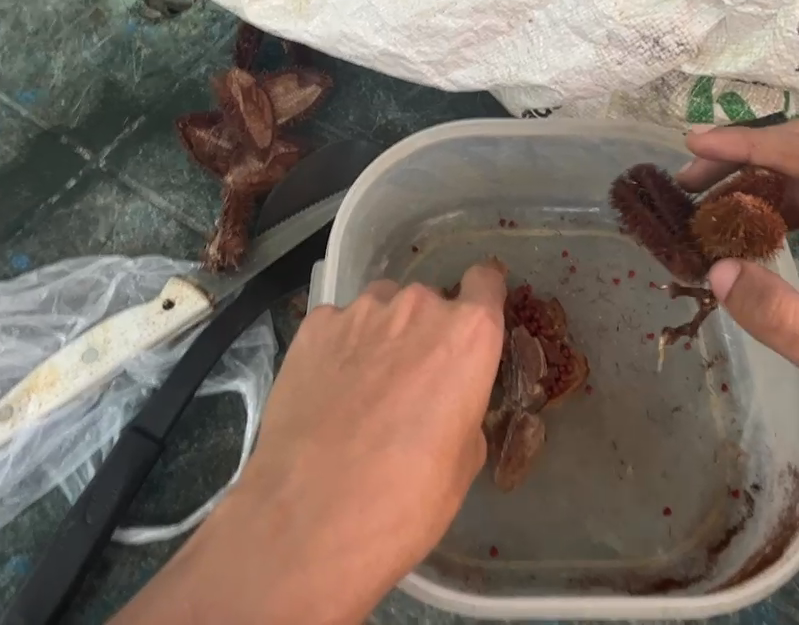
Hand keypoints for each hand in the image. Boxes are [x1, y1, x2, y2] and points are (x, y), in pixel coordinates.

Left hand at [115, 260, 505, 624]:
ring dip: (381, 335)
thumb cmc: (407, 498)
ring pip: (382, 308)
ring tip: (363, 387)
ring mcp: (361, 312)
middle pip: (429, 302)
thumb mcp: (465, 458)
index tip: (473, 320)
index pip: (487, 280)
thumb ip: (464, 404)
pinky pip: (338, 325)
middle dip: (425, 333)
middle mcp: (418, 307)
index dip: (482, 298)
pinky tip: (327, 390)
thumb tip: (447, 398)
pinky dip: (339, 347)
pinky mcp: (314, 326)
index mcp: (468, 334)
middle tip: (410, 382)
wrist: (311, 517)